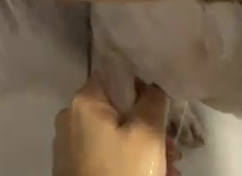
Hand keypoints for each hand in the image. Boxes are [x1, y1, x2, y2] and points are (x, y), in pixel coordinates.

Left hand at [53, 79, 178, 175]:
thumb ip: (153, 100)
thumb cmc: (123, 172)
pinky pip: (105, 154)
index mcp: (83, 101)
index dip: (141, 85)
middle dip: (148, 126)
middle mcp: (70, 117)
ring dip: (142, 147)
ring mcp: (69, 145)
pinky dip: (127, 160)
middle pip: (116, 110)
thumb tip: (153, 82)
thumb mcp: (147, 135)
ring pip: (114, 135)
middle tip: (172, 148)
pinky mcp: (73, 168)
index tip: (161, 105)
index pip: (114, 75)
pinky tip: (152, 175)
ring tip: (169, 168)